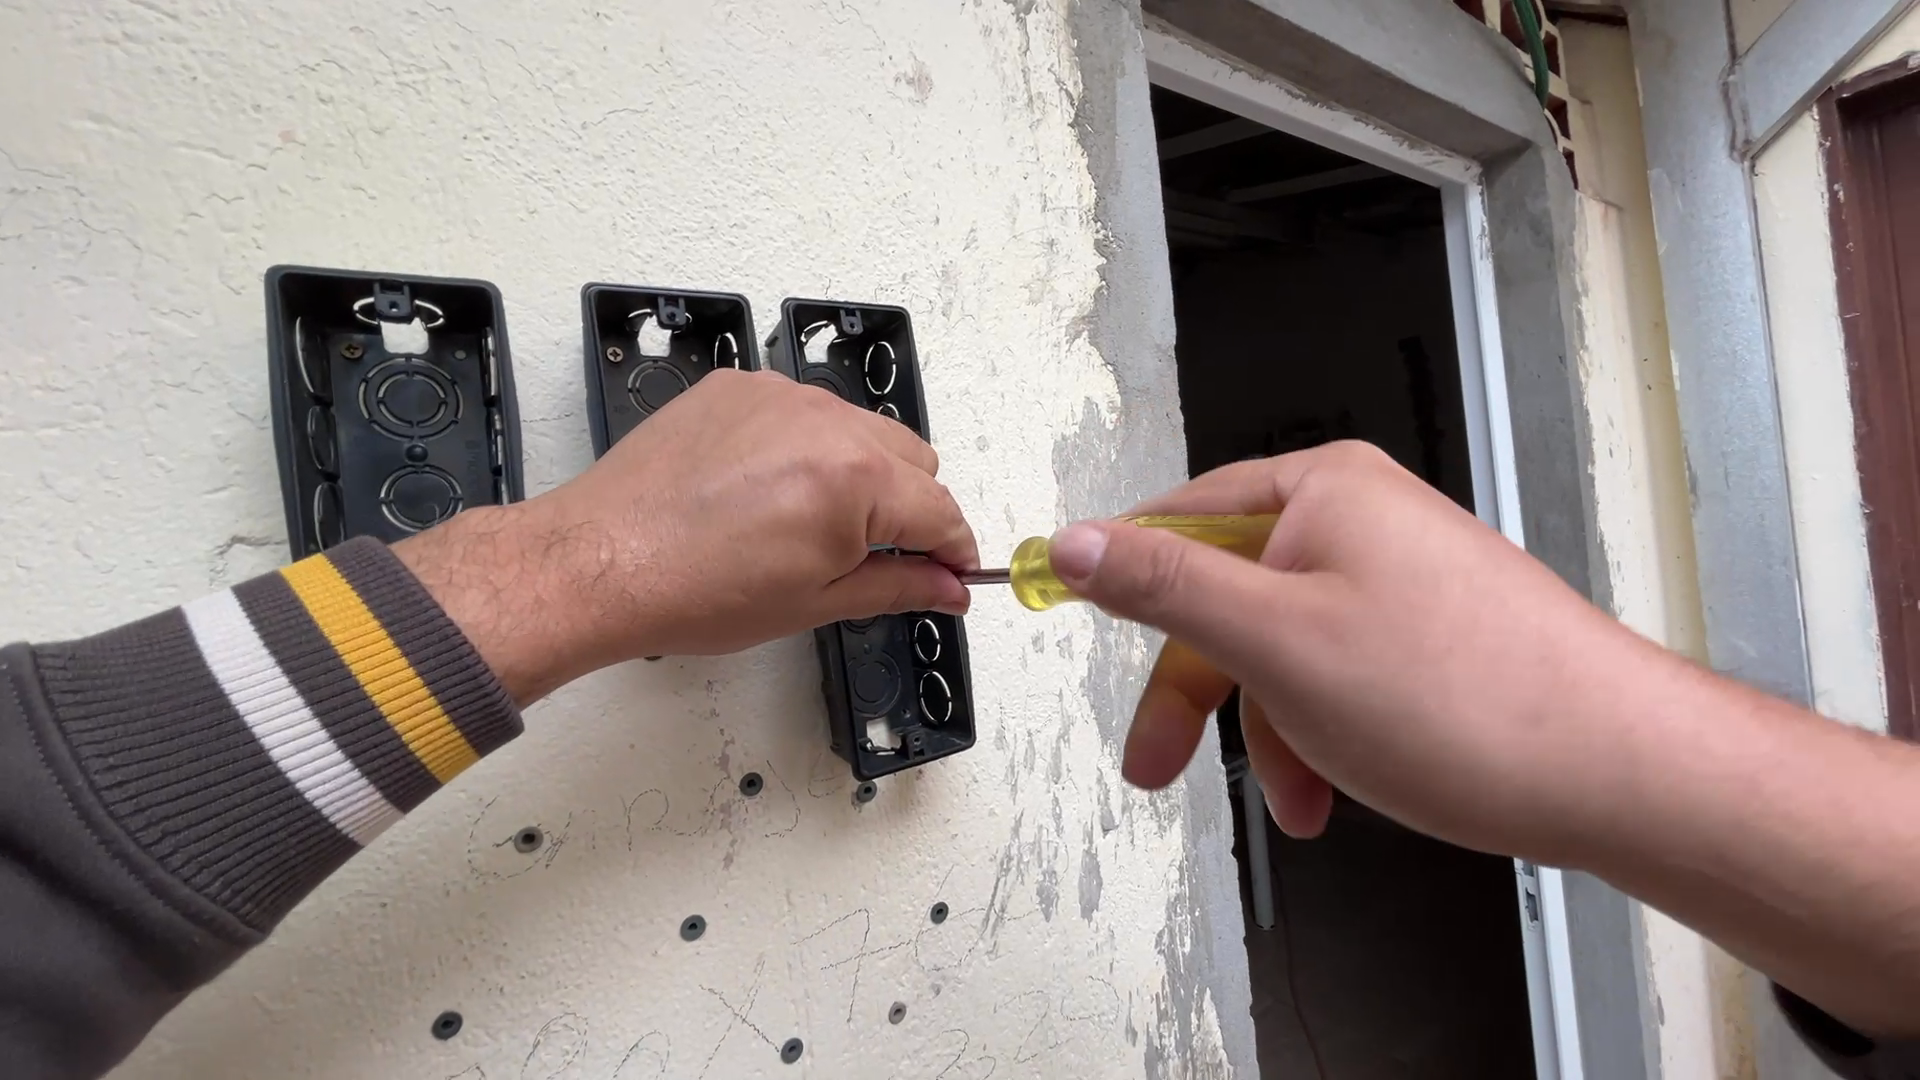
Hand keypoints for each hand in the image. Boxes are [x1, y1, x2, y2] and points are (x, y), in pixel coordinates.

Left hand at [396, 369, 977, 703]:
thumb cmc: (697, 591)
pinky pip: (809, 410)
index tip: (955, 572)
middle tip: (880, 554)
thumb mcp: (818, 601)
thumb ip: (902, 587)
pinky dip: (813, 446)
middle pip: (915, 459)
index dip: (956, 549)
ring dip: (866, 474)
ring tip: (818, 521)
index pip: (941, 510)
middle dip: (914, 509)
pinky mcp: (742, 386)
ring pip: (864, 430)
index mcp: (855, 480)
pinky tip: (775, 487)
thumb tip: (951, 589)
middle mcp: (827, 421)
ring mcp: (781, 394)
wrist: (600, 562)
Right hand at [1043, 441, 1666, 860]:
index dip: (1119, 574)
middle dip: (1194, 689)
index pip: (1175, 518)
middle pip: (1221, 597)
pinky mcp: (1406, 631)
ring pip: (1270, 647)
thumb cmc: (1459, 697)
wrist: (1633, 782)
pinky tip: (1326, 788)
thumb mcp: (1273, 638)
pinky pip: (1321, 671)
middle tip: (1153, 758)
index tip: (1070, 612)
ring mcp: (1380, 577)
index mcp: (1315, 492)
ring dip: (1262, 728)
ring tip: (1290, 797)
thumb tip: (1070, 543)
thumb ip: (1160, 584)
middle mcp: (1347, 521)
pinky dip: (1310, 733)